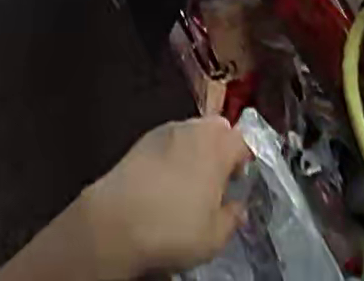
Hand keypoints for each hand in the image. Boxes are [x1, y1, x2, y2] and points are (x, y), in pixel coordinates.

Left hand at [74, 117, 250, 278]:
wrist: (118, 219)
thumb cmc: (174, 228)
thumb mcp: (215, 236)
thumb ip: (233, 217)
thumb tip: (238, 207)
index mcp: (216, 148)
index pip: (242, 139)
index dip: (245, 157)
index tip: (240, 179)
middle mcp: (192, 130)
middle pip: (217, 126)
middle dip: (223, 146)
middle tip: (220, 177)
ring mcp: (165, 130)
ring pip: (192, 128)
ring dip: (199, 145)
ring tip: (195, 178)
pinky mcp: (144, 138)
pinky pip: (171, 136)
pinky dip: (177, 149)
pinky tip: (169, 176)